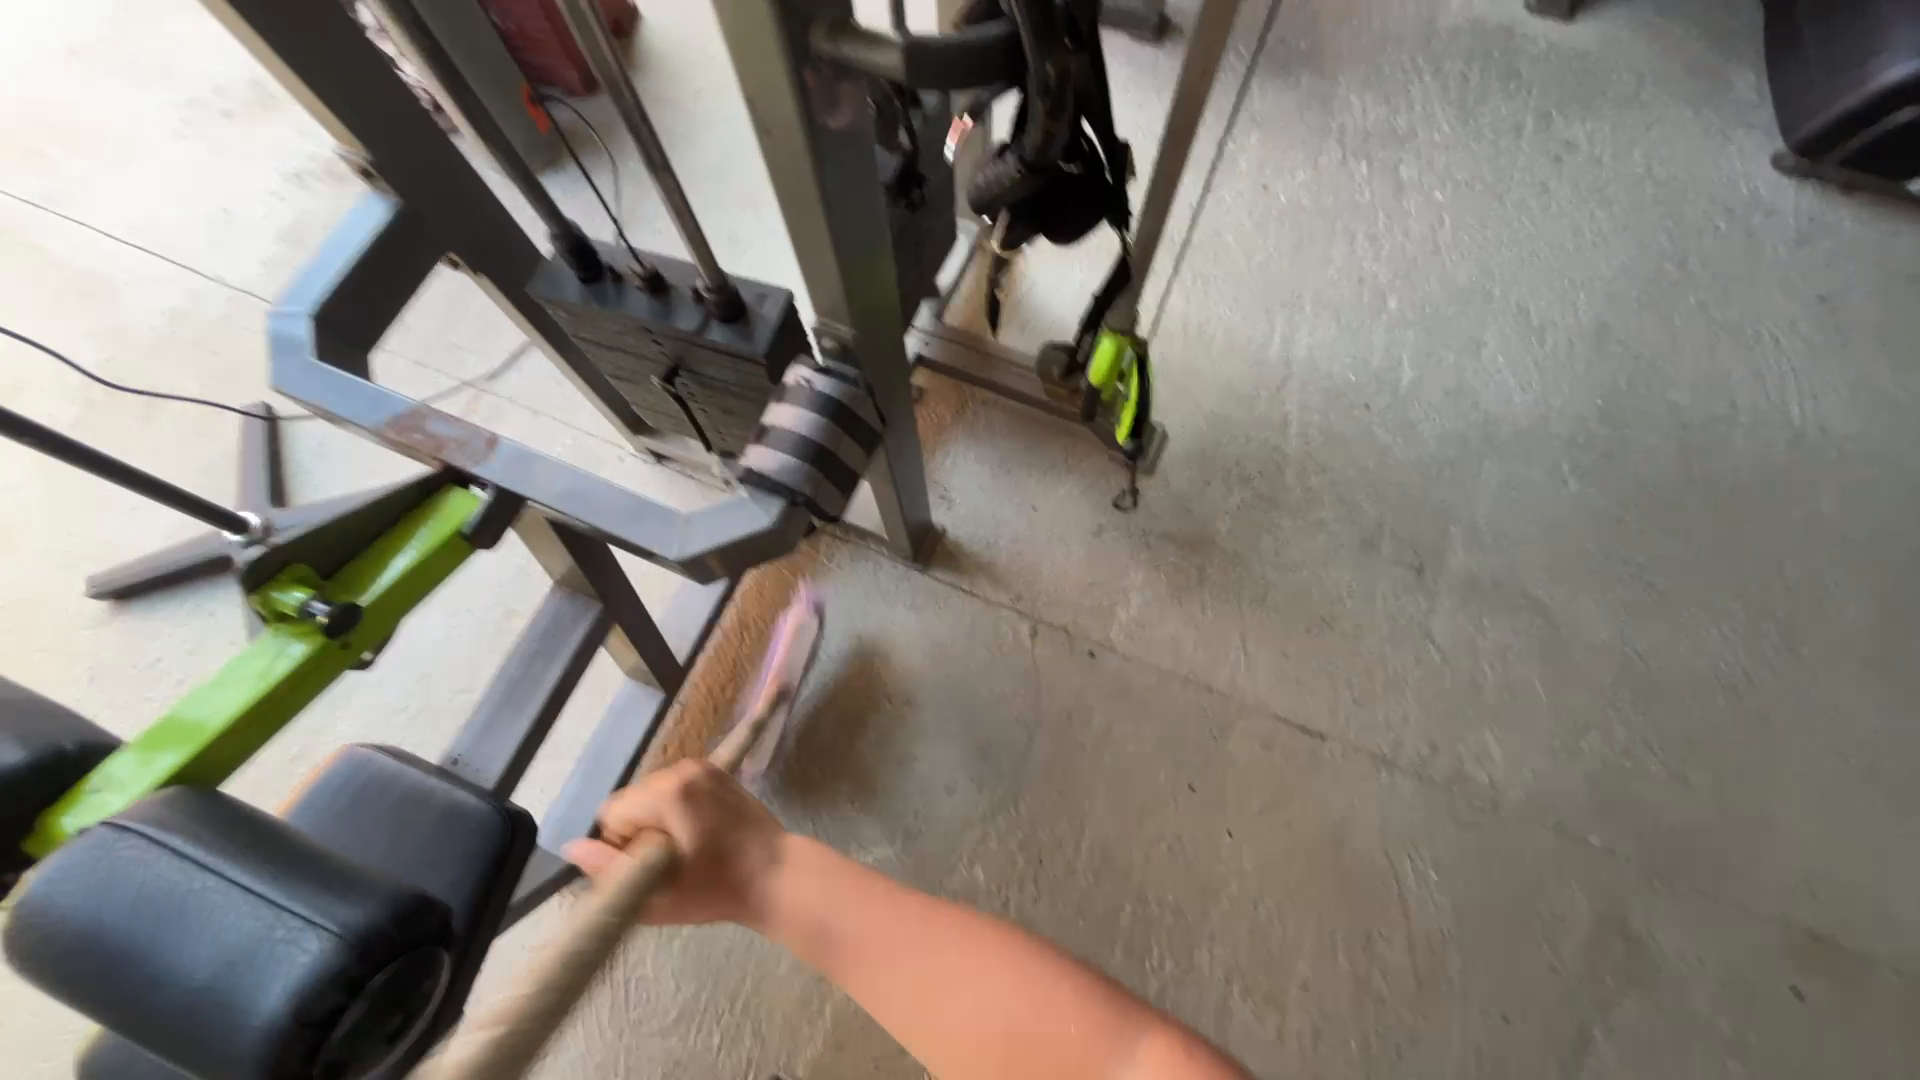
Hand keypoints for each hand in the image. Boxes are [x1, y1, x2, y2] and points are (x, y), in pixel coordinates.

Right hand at [562, 759, 789, 927]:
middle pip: (632, 799)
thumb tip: (571, 848)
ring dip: (657, 818)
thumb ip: (608, 871)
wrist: (775, 874)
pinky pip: (676, 787)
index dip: (621, 845)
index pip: (612, 813)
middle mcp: (684, 769)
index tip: (649, 867)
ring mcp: (704, 766)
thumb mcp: (656, 895)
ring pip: (652, 793)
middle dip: (638, 830)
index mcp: (669, 793)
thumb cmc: (717, 890)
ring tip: (687, 847)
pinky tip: (698, 831)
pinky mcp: (718, 771)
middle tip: (669, 860)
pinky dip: (677, 807)